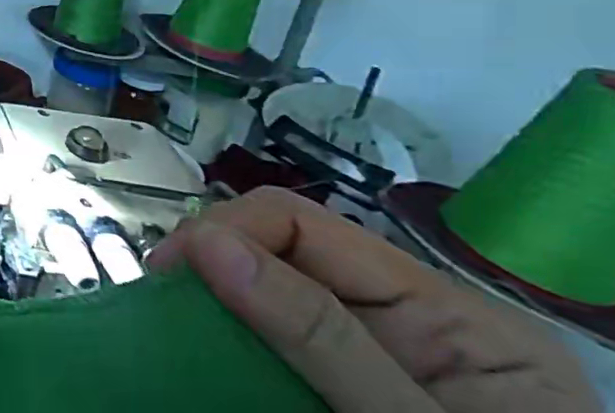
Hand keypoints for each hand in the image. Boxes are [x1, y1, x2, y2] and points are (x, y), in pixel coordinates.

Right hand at [146, 187, 599, 412]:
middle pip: (286, 255)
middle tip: (163, 309)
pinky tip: (212, 359)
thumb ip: (320, 336)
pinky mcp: (357, 392)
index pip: (304, 223)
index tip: (166, 275)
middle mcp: (417, 324)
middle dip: (216, 269)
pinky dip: (241, 349)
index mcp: (452, 315)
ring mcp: (388, 361)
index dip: (225, 231)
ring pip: (275, 297)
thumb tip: (205, 240)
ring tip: (176, 329)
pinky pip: (285, 347)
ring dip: (220, 306)